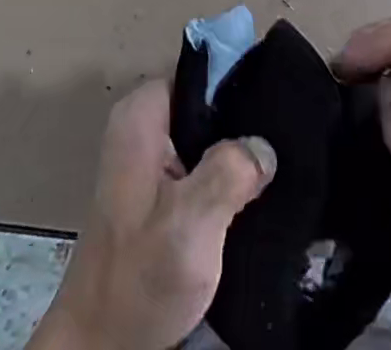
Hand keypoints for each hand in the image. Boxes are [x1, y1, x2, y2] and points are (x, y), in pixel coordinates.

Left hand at [29, 79, 275, 349]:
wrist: (101, 348)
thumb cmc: (138, 280)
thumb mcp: (189, 224)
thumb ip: (228, 173)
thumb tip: (264, 147)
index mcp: (142, 117)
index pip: (201, 69)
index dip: (242, 78)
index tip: (282, 99)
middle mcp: (144, 127)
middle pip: (210, 100)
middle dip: (248, 118)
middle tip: (290, 139)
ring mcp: (154, 159)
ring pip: (213, 133)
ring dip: (243, 151)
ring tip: (283, 163)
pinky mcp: (165, 190)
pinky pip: (208, 162)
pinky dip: (233, 174)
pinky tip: (262, 190)